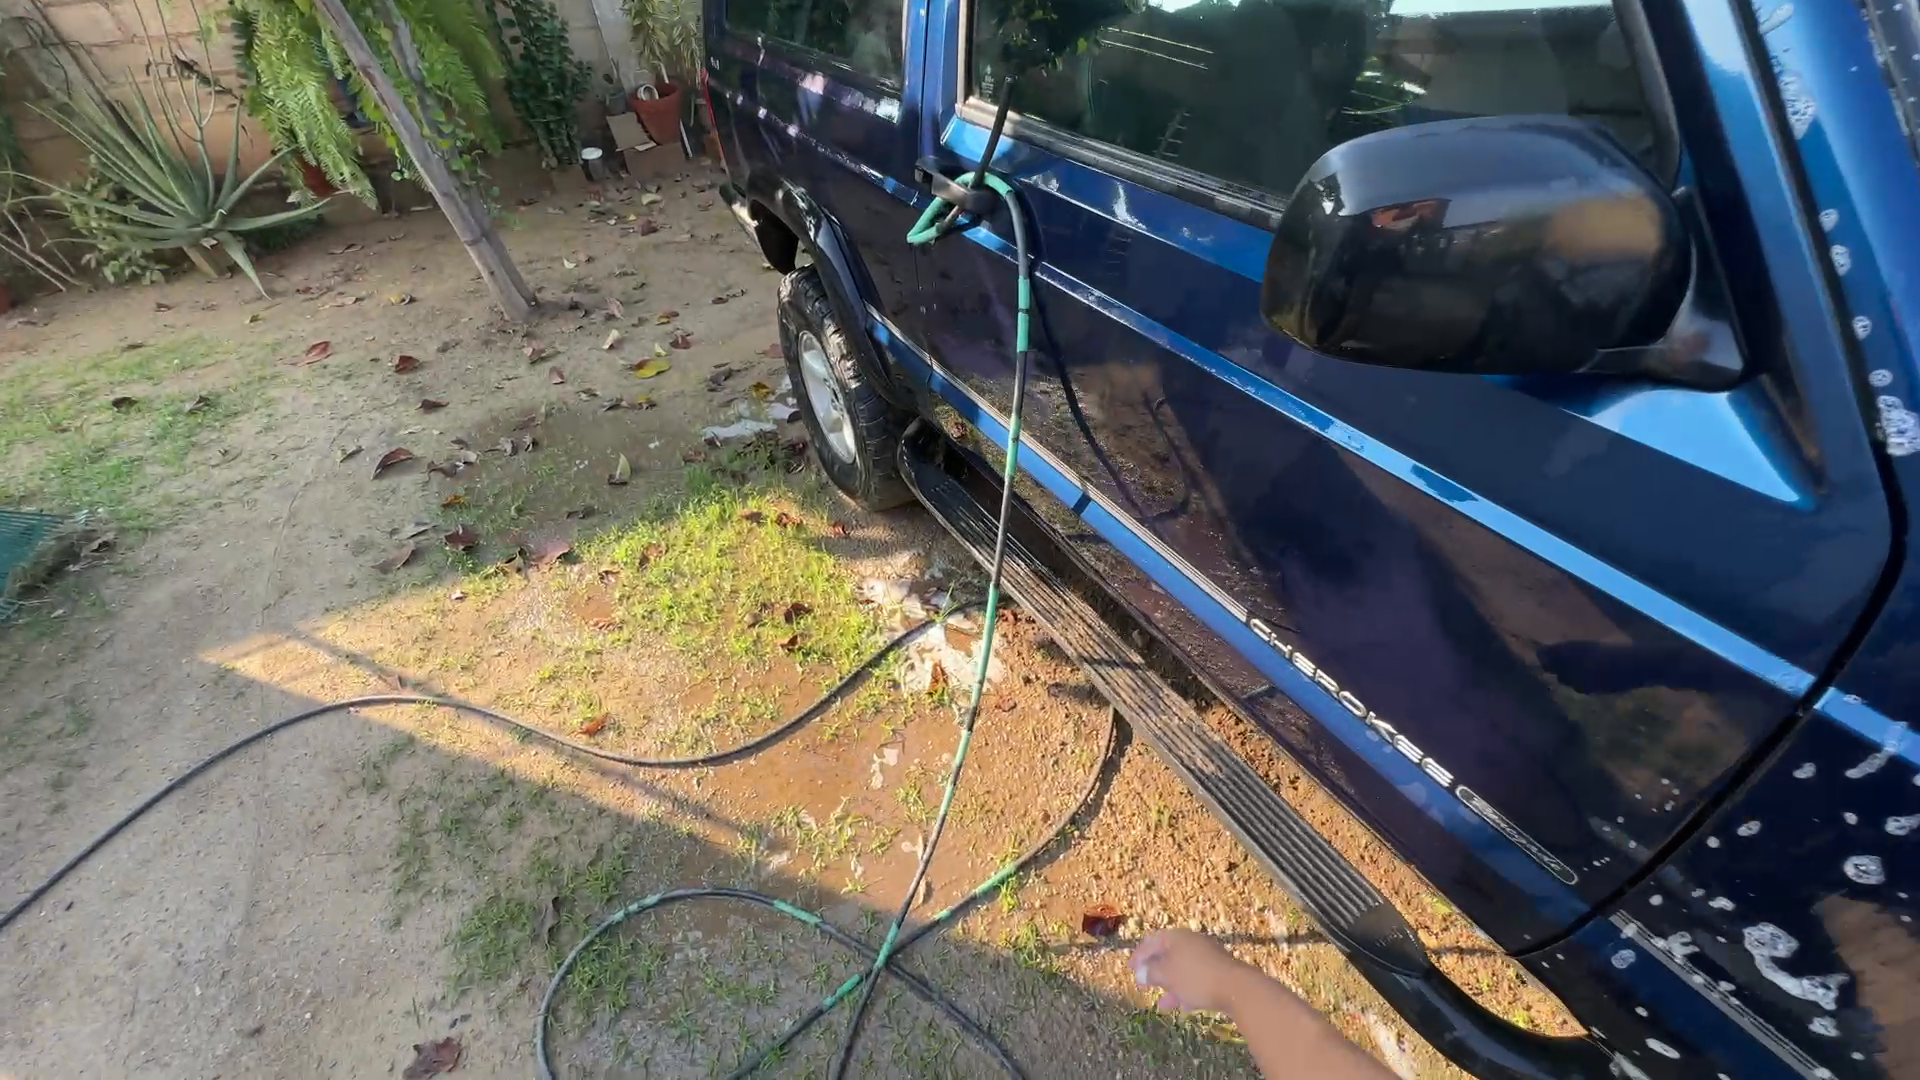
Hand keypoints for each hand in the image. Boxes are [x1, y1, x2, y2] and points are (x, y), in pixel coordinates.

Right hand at [1130, 928, 1252, 1013]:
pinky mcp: (1219, 973)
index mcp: (1177, 936)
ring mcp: (1207, 957)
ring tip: (1163, 1004)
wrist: (1237, 988)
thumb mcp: (1168, 974)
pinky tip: (1183, 1006)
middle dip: (1156, 971)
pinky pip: (1196, 979)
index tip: (1130, 968)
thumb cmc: (1196, 977)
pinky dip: (1186, 991)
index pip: (1152, 941)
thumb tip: (1140, 972)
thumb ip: (1151, 972)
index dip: (1139, 955)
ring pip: (1182, 970)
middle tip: (1144, 984)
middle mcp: (1191, 942)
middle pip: (1168, 955)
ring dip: (1170, 985)